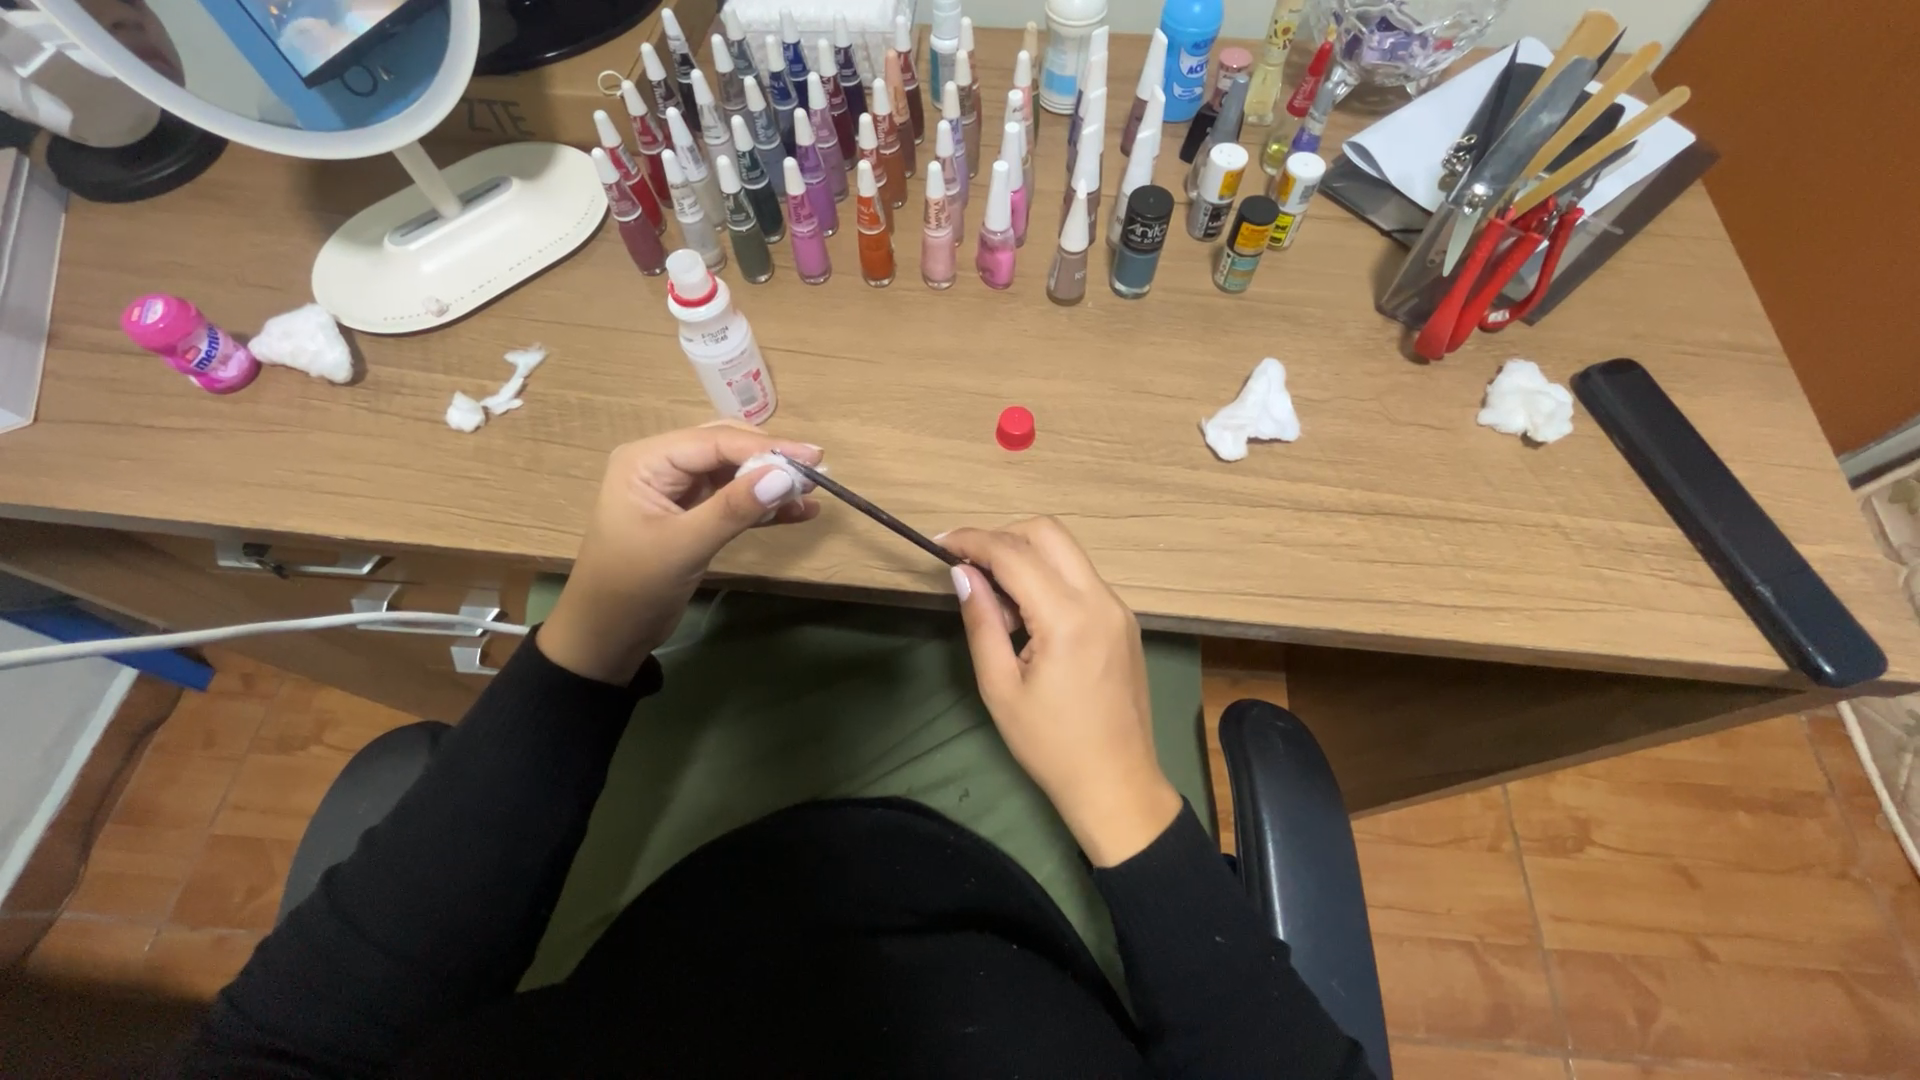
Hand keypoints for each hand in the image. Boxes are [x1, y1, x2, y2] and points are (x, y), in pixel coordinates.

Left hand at [539, 424, 822, 683]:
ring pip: (735, 473)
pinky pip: (736, 500)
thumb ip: (733, 508)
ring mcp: (679, 490)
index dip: (766, 447)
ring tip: (813, 491)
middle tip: (816, 472)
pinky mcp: (694, 515)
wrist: (608, 636)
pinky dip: (765, 506)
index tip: (813, 456)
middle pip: (727, 448)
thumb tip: (784, 476)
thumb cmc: (632, 587)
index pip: (714, 441)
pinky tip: (799, 511)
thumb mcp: (683, 545)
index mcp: (647, 461)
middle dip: (771, 459)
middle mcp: (663, 466)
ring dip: (772, 482)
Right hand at [942, 518, 1180, 865]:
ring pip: (1068, 551)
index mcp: (1068, 617)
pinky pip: (1082, 577)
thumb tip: (962, 573)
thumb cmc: (1050, 745)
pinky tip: (1029, 615)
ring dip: (1027, 556)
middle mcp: (1100, 599)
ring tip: (997, 600)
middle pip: (1048, 532)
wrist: (1117, 782)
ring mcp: (1118, 607)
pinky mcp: (1124, 620)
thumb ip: (981, 621)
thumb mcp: (1000, 687)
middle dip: (1003, 535)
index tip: (940, 543)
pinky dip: (1049, 577)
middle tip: (970, 565)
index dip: (972, 540)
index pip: (1014, 553)